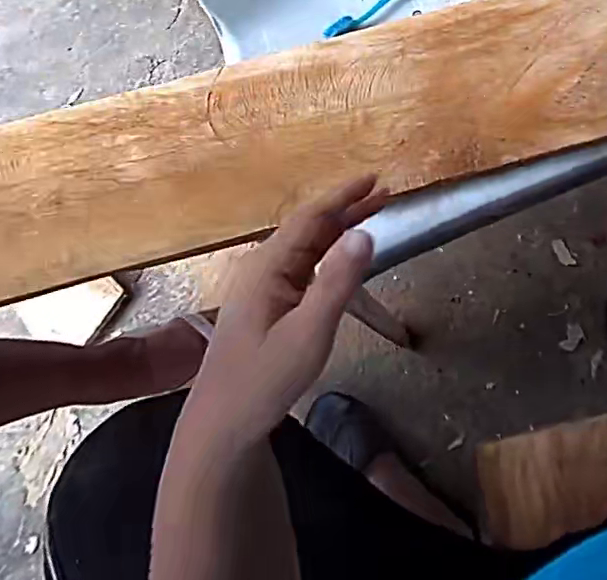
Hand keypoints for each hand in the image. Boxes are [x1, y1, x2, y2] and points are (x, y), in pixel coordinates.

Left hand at [182, 177, 386, 440]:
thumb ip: (337, 281)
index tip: (375, 178)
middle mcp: (263, 268)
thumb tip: (365, 233)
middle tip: (385, 192)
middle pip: (310, 225)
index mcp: (267, 268)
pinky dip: (332, 247)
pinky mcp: (269, 301)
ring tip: (376, 212)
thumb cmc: (264, 380)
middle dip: (348, 205)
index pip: (310, 218)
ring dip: (342, 225)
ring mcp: (264, 285)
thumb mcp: (309, 332)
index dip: (343, 195)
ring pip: (308, 243)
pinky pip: (305, 261)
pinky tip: (347, 250)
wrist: (221, 429)